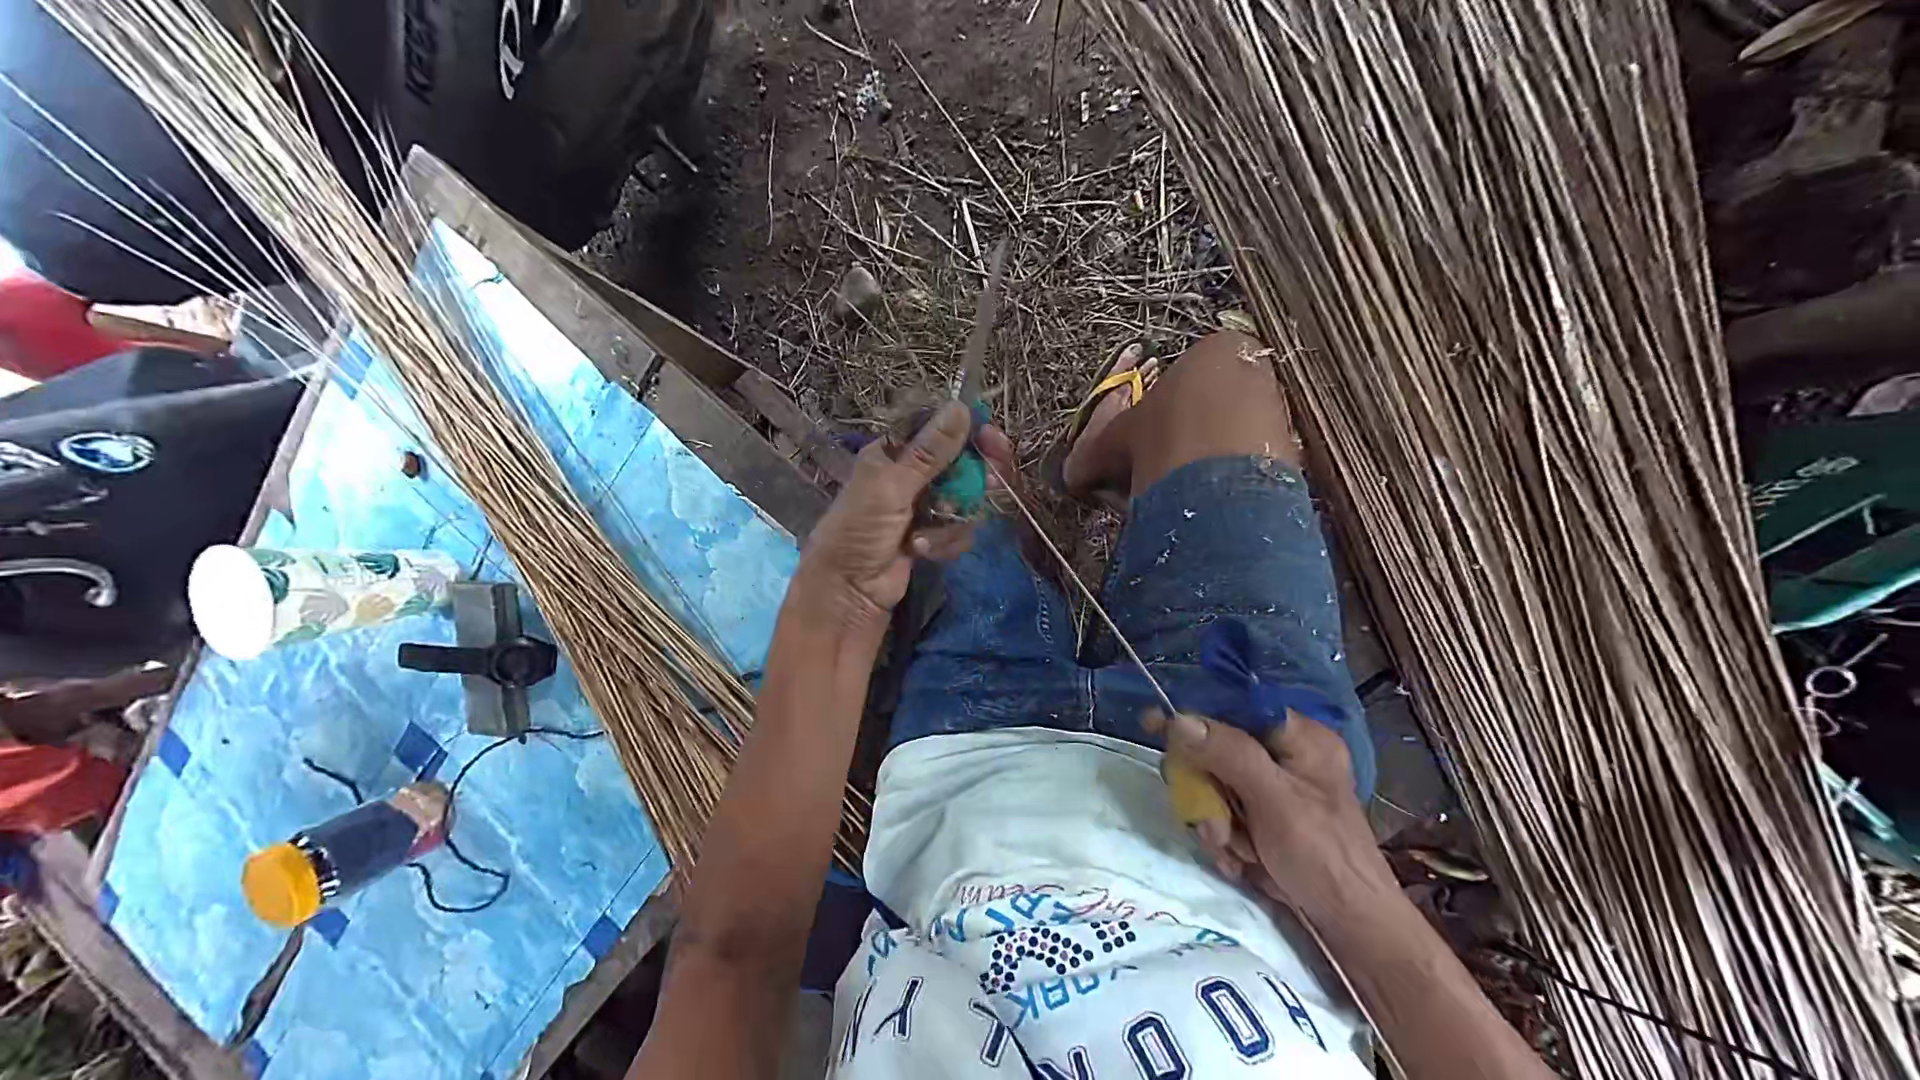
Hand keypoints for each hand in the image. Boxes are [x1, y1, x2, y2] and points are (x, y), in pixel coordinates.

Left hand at [787, 401, 1005, 638]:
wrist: (848, 592)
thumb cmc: (859, 532)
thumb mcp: (892, 487)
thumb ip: (929, 452)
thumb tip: (959, 407)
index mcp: (893, 453)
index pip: (938, 429)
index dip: (967, 432)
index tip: (993, 439)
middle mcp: (910, 476)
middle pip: (960, 464)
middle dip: (974, 476)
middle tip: (992, 482)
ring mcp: (923, 507)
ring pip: (965, 499)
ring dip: (955, 518)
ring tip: (934, 529)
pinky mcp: (932, 536)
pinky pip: (959, 529)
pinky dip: (947, 542)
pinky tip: (924, 551)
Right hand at [1150, 709, 1398, 918]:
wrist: (1353, 930)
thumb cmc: (1323, 857)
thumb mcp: (1275, 800)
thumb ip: (1229, 754)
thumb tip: (1179, 719)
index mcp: (1299, 736)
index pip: (1233, 707)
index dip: (1193, 717)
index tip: (1153, 725)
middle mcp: (1284, 755)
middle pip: (1215, 749)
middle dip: (1207, 791)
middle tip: (1217, 826)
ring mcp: (1272, 788)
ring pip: (1213, 785)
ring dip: (1214, 821)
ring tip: (1236, 851)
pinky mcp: (1263, 818)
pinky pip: (1222, 812)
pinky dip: (1224, 838)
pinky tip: (1241, 861)